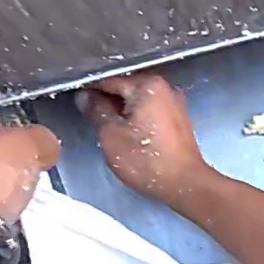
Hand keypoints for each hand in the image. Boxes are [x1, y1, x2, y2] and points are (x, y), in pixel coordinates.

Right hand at [77, 74, 211, 205]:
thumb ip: (96, 111)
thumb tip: (85, 97)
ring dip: (122, 112)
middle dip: (107, 101)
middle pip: (125, 88)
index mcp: (147, 85)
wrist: (185, 184)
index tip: (77, 101)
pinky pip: (151, 112)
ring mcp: (174, 104)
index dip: (89, 90)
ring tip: (110, 130)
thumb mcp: (111, 135)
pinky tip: (130, 135)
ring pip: (138, 101)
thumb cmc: (148, 161)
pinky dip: (138, 120)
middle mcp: (164, 88)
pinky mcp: (178, 121)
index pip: (108, 79)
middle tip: (92, 119)